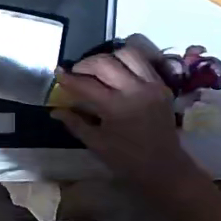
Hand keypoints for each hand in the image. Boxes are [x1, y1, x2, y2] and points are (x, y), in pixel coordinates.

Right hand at [52, 44, 203, 187]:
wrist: (165, 167)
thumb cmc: (127, 160)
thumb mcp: (96, 144)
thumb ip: (75, 122)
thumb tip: (55, 109)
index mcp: (116, 108)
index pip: (86, 84)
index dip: (68, 78)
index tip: (58, 73)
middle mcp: (135, 90)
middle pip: (104, 62)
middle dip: (85, 64)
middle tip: (76, 72)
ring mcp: (152, 85)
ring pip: (127, 53)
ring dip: (108, 58)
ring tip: (99, 69)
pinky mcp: (163, 85)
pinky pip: (143, 62)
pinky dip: (127, 63)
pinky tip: (118, 73)